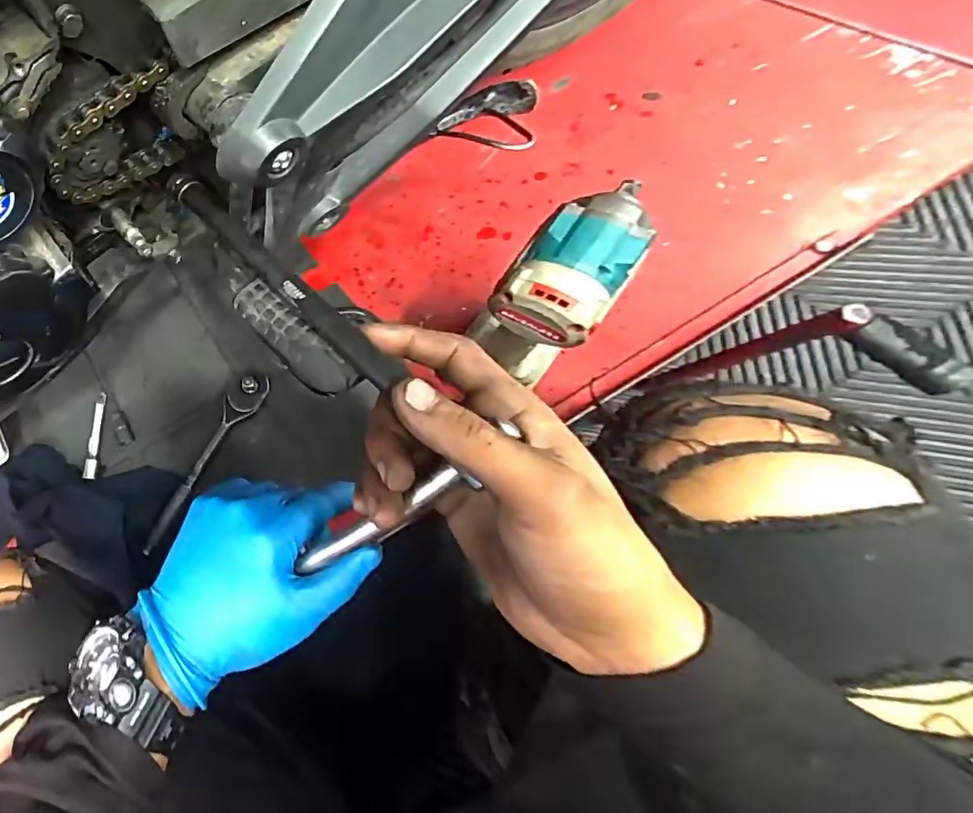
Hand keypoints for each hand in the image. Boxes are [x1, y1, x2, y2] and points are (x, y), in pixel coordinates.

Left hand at [133, 479, 379, 709]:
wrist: (179, 633)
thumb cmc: (245, 629)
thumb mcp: (302, 612)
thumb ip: (342, 578)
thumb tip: (370, 550)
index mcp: (271, 530)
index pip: (318, 500)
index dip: (340, 500)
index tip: (355, 501)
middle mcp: (245, 505)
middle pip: (293, 494)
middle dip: (308, 513)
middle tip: (309, 547)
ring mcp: (220, 502)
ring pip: (267, 490)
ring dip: (280, 507)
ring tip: (277, 545)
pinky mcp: (202, 505)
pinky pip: (241, 491)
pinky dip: (253, 503)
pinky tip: (252, 533)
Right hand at [355, 324, 705, 675]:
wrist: (606, 634)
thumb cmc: (590, 551)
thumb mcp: (536, 489)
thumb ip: (468, 438)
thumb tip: (405, 390)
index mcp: (512, 413)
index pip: (455, 357)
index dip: (412, 340)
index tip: (366, 337)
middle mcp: (483, 432)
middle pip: (413, 402)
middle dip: (388, 428)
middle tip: (390, 471)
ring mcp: (464, 469)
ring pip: (401, 442)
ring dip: (381, 466)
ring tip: (385, 504)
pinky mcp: (450, 504)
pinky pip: (402, 482)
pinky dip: (383, 494)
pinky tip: (381, 515)